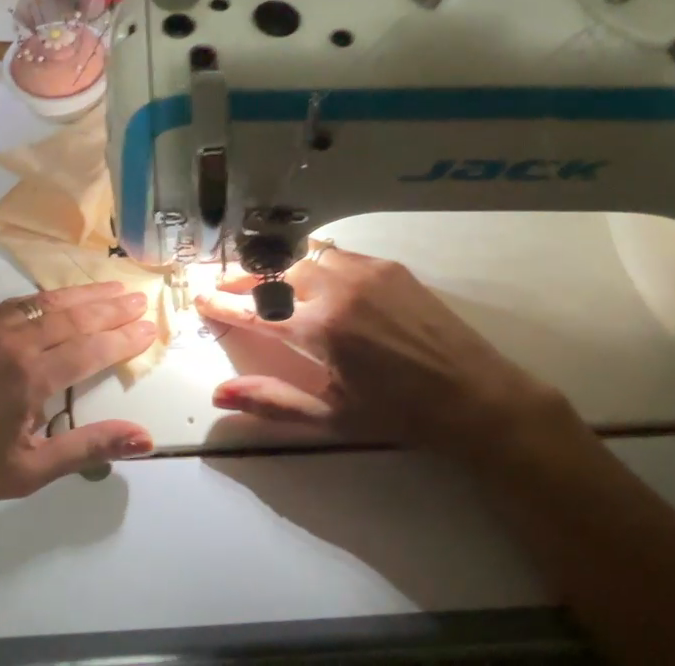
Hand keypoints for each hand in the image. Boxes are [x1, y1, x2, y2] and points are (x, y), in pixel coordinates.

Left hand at [0, 283, 156, 557]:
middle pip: (73, 316)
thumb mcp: (30, 471)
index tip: (149, 328)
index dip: (123, 338)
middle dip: (110, 307)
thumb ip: (88, 447)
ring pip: (42, 303)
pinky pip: (11, 304)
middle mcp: (11, 342)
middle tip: (139, 298)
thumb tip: (145, 439)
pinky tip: (55, 300)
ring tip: (109, 288)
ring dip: (80, 295)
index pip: (92, 349)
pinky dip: (42, 300)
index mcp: (31, 378)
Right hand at [197, 247, 567, 453]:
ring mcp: (366, 272)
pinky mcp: (390, 266)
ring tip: (270, 285)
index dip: (223, 305)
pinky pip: (339, 255)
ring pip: (307, 259)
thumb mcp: (331, 419)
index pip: (256, 311)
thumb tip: (219, 395)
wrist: (474, 396)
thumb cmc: (398, 416)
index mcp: (321, 329)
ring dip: (283, 271)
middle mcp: (338, 289)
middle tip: (227, 289)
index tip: (200, 297)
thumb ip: (273, 402)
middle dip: (247, 282)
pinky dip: (318, 264)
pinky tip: (317, 279)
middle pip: (277, 274)